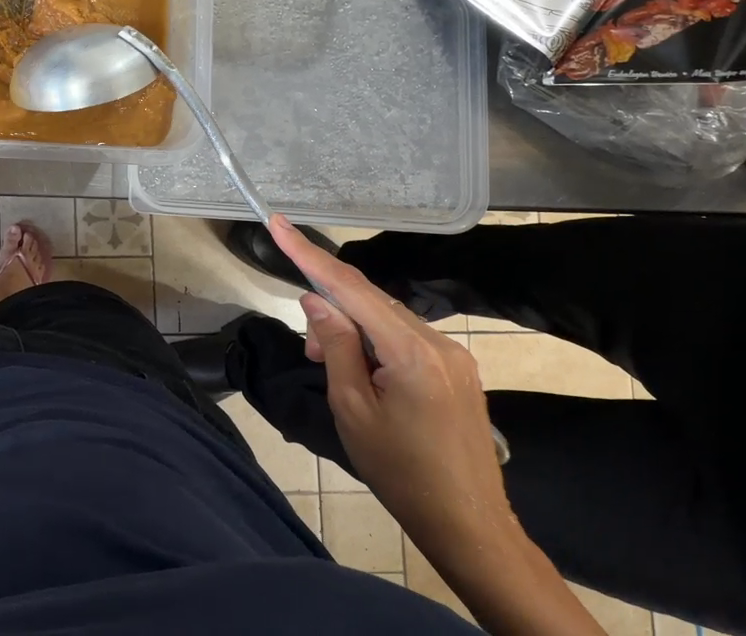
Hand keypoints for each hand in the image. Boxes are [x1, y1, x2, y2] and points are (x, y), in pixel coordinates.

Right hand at [270, 216, 605, 635]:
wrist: (468, 521)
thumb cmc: (398, 468)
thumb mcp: (351, 407)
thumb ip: (335, 345)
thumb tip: (316, 300)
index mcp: (411, 351)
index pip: (349, 288)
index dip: (309, 254)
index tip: (277, 223)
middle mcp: (439, 343)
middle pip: (369, 300)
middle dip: (328, 306)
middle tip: (306, 346)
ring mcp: (453, 357)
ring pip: (385, 319)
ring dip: (348, 329)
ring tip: (327, 364)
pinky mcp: (456, 372)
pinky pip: (403, 338)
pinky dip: (370, 342)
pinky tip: (356, 368)